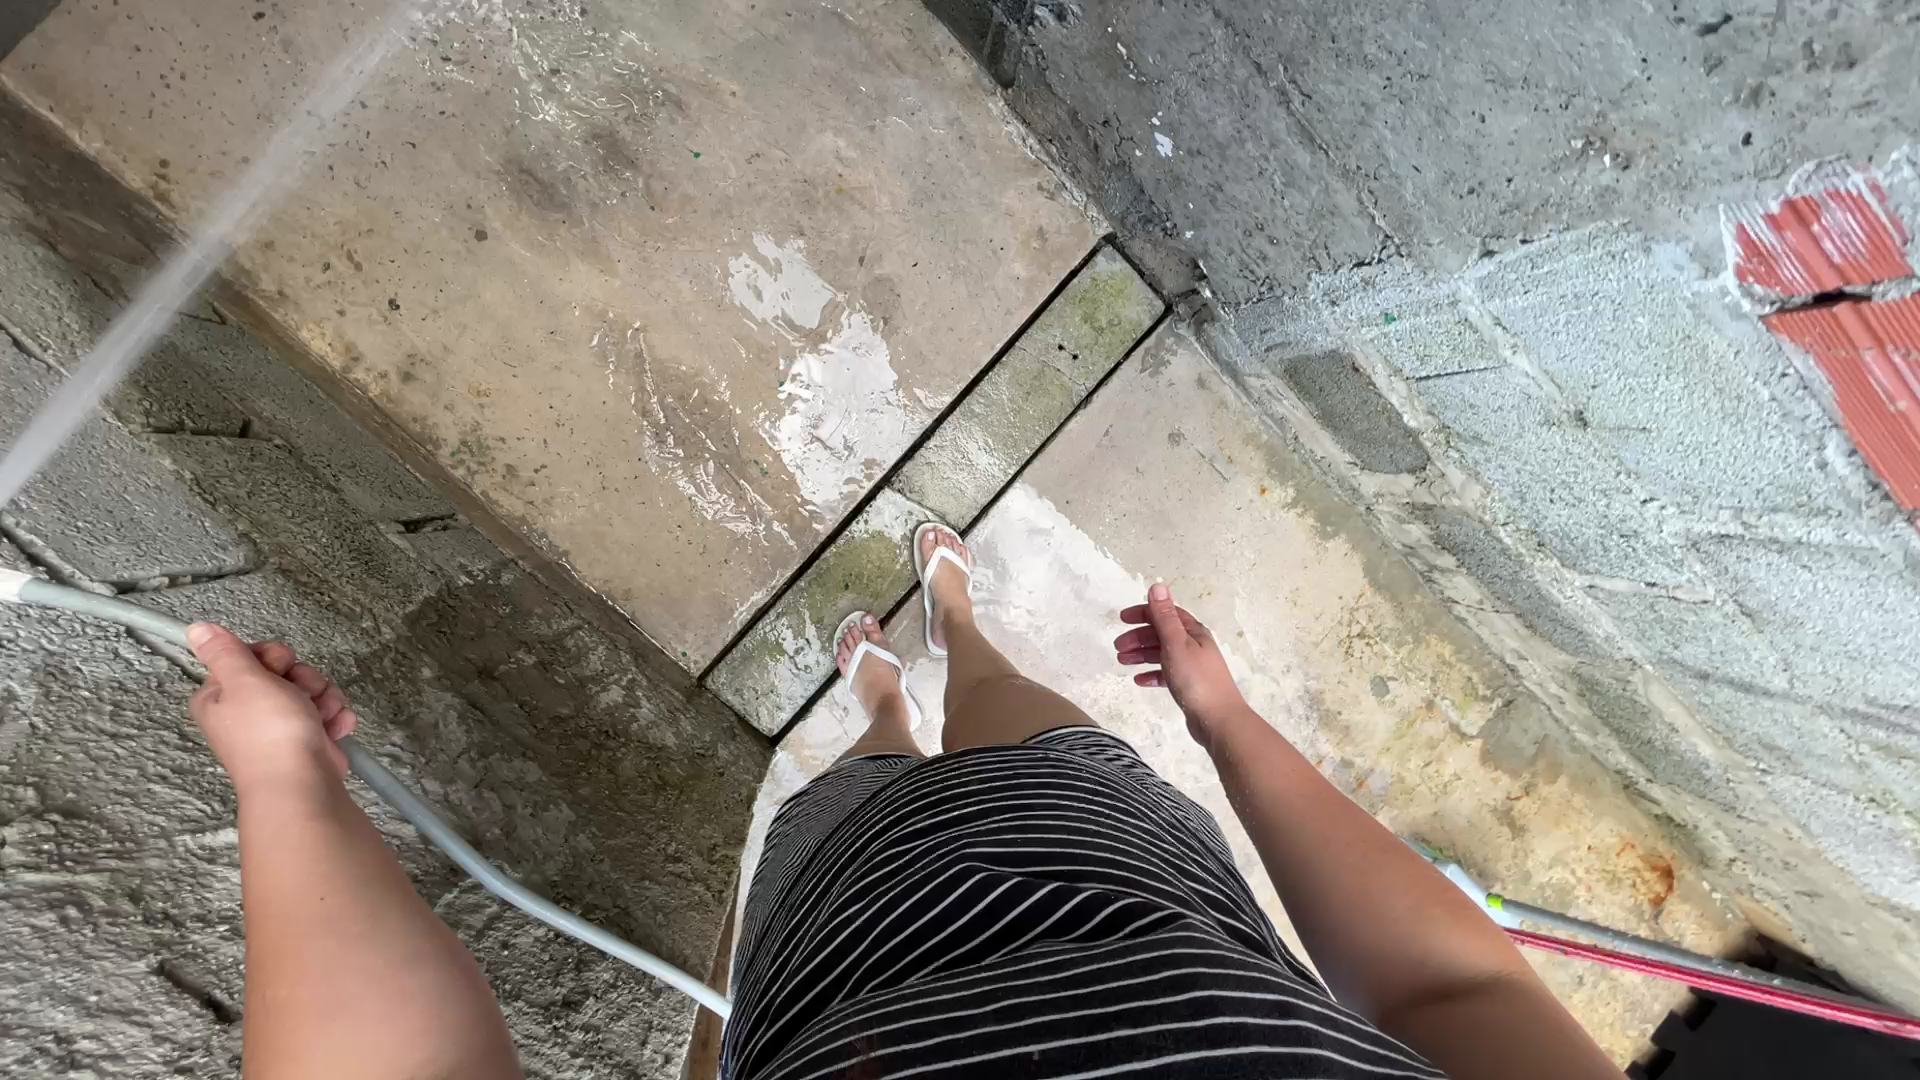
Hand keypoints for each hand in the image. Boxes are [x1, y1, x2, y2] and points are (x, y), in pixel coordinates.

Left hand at [187, 622, 357, 797]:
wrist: (300, 780)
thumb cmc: (270, 730)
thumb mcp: (247, 683)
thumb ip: (227, 653)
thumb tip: (198, 627)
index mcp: (223, 694)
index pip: (254, 656)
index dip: (275, 659)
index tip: (279, 671)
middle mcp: (248, 707)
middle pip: (290, 672)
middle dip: (307, 680)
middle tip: (303, 696)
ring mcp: (280, 723)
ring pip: (315, 690)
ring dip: (327, 699)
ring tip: (322, 717)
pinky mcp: (307, 736)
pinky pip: (329, 713)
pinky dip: (336, 718)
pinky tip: (333, 729)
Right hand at [1114, 582, 1248, 745]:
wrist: (1218, 720)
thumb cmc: (1196, 679)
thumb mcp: (1176, 644)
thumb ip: (1164, 617)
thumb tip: (1157, 586)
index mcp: (1193, 632)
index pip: (1165, 614)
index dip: (1144, 613)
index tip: (1122, 619)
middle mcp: (1194, 645)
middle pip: (1161, 634)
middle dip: (1138, 637)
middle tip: (1118, 647)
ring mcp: (1191, 666)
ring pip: (1161, 654)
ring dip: (1141, 654)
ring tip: (1122, 662)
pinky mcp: (1188, 685)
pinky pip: (1165, 674)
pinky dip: (1151, 674)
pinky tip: (1139, 680)